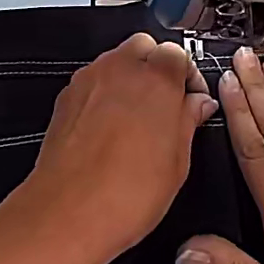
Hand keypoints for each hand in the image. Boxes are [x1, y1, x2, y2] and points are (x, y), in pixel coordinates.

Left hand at [12, 33, 215, 258]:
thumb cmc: (121, 194)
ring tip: (138, 119)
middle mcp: (121, 70)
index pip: (179, 54)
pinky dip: (104, 94)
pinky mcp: (67, 96)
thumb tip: (196, 107)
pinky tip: (112, 129)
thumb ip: (189, 122)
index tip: (192, 99)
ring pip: (116, 62)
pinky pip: (93, 82)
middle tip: (166, 103)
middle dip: (157, 68)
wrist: (66, 216)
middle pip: (145, 47)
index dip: (188, 76)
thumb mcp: (178, 163)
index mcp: (157, 78)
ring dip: (129, 79)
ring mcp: (90, 80)